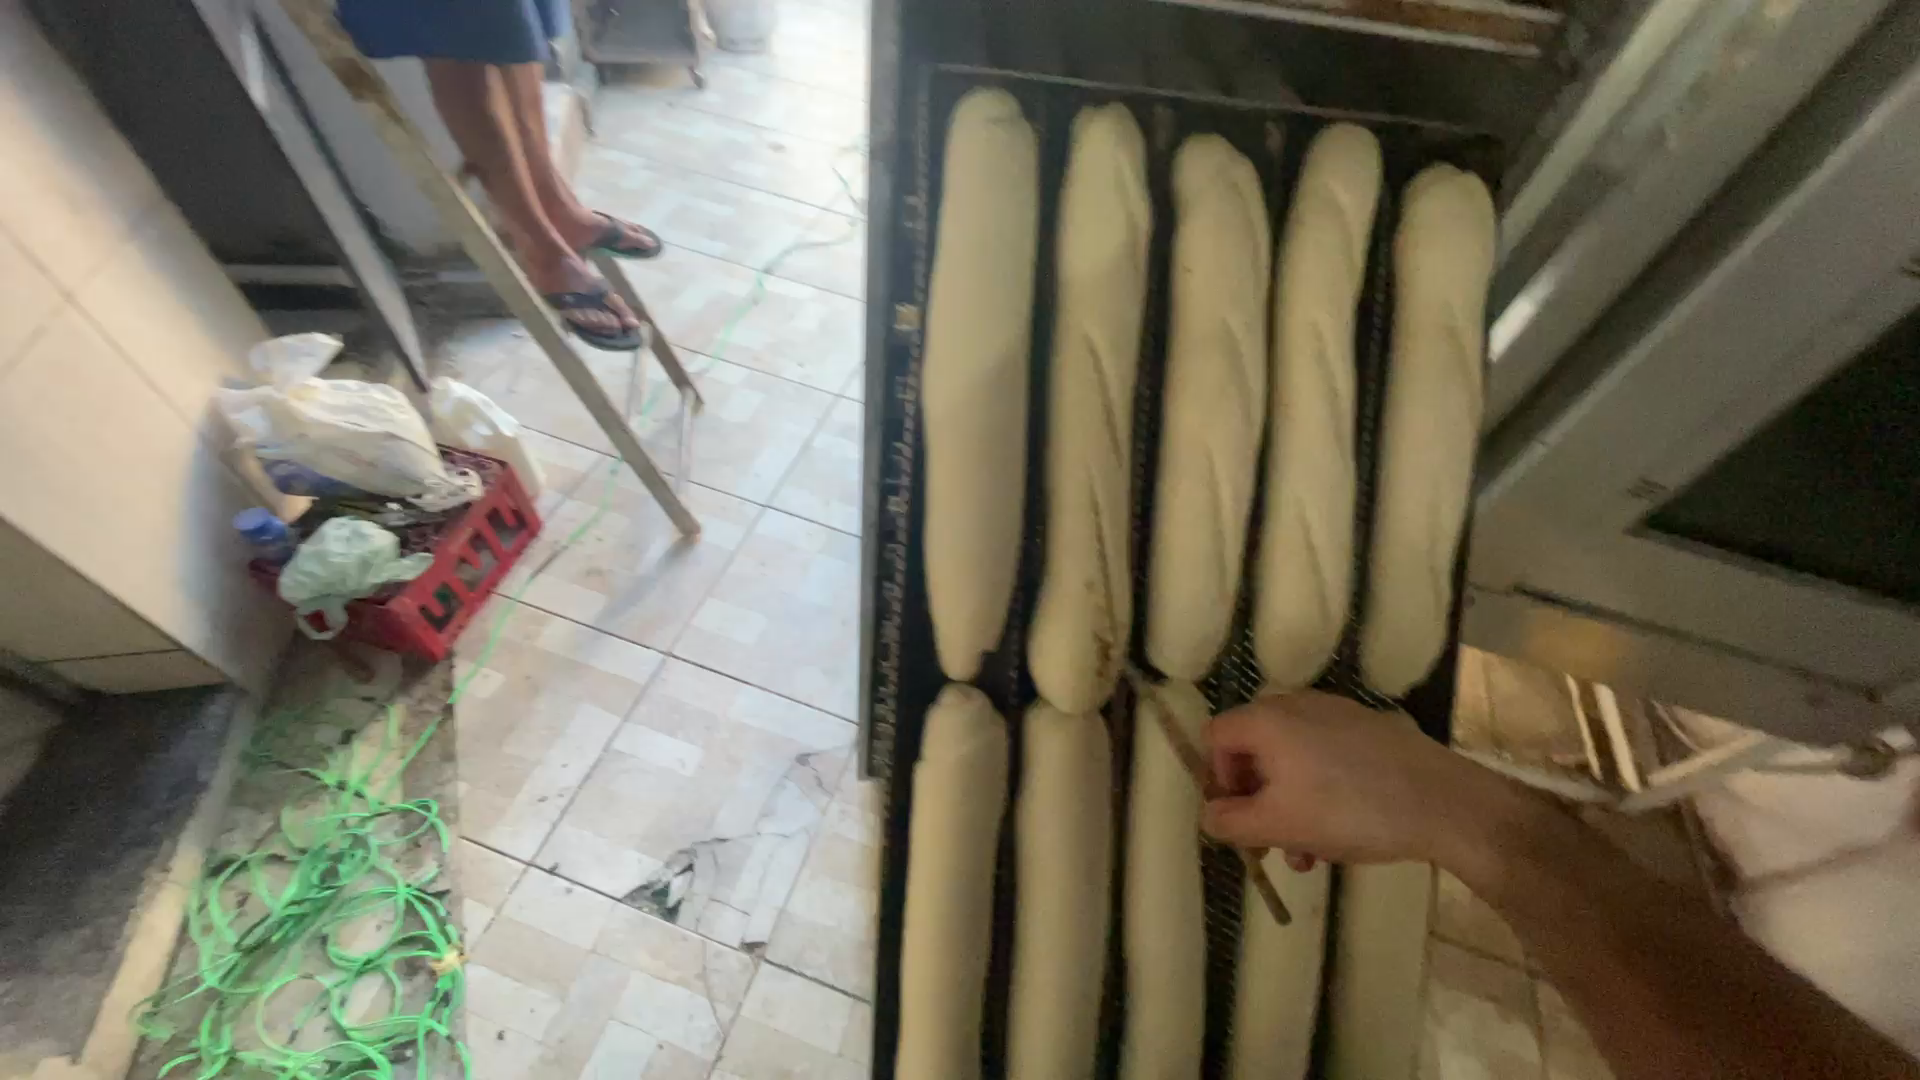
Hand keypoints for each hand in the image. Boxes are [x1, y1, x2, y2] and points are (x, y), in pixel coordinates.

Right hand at [1204, 691, 1487, 866]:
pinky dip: (1319, 787)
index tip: (1239, 818)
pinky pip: (1323, 753)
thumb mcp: (1278, 826)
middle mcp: (1293, 705)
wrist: (1447, 803)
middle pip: (1253, 750)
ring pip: (1290, 757)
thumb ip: (1230, 822)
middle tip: (1273, 844)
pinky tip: (1343, 829)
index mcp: (1265, 719)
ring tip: (1311, 852)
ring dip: (1288, 803)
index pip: (1215, 739)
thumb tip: (1208, 816)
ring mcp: (1334, 712)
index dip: (1217, 780)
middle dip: (1256, 800)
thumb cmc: (1349, 810)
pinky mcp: (1367, 727)